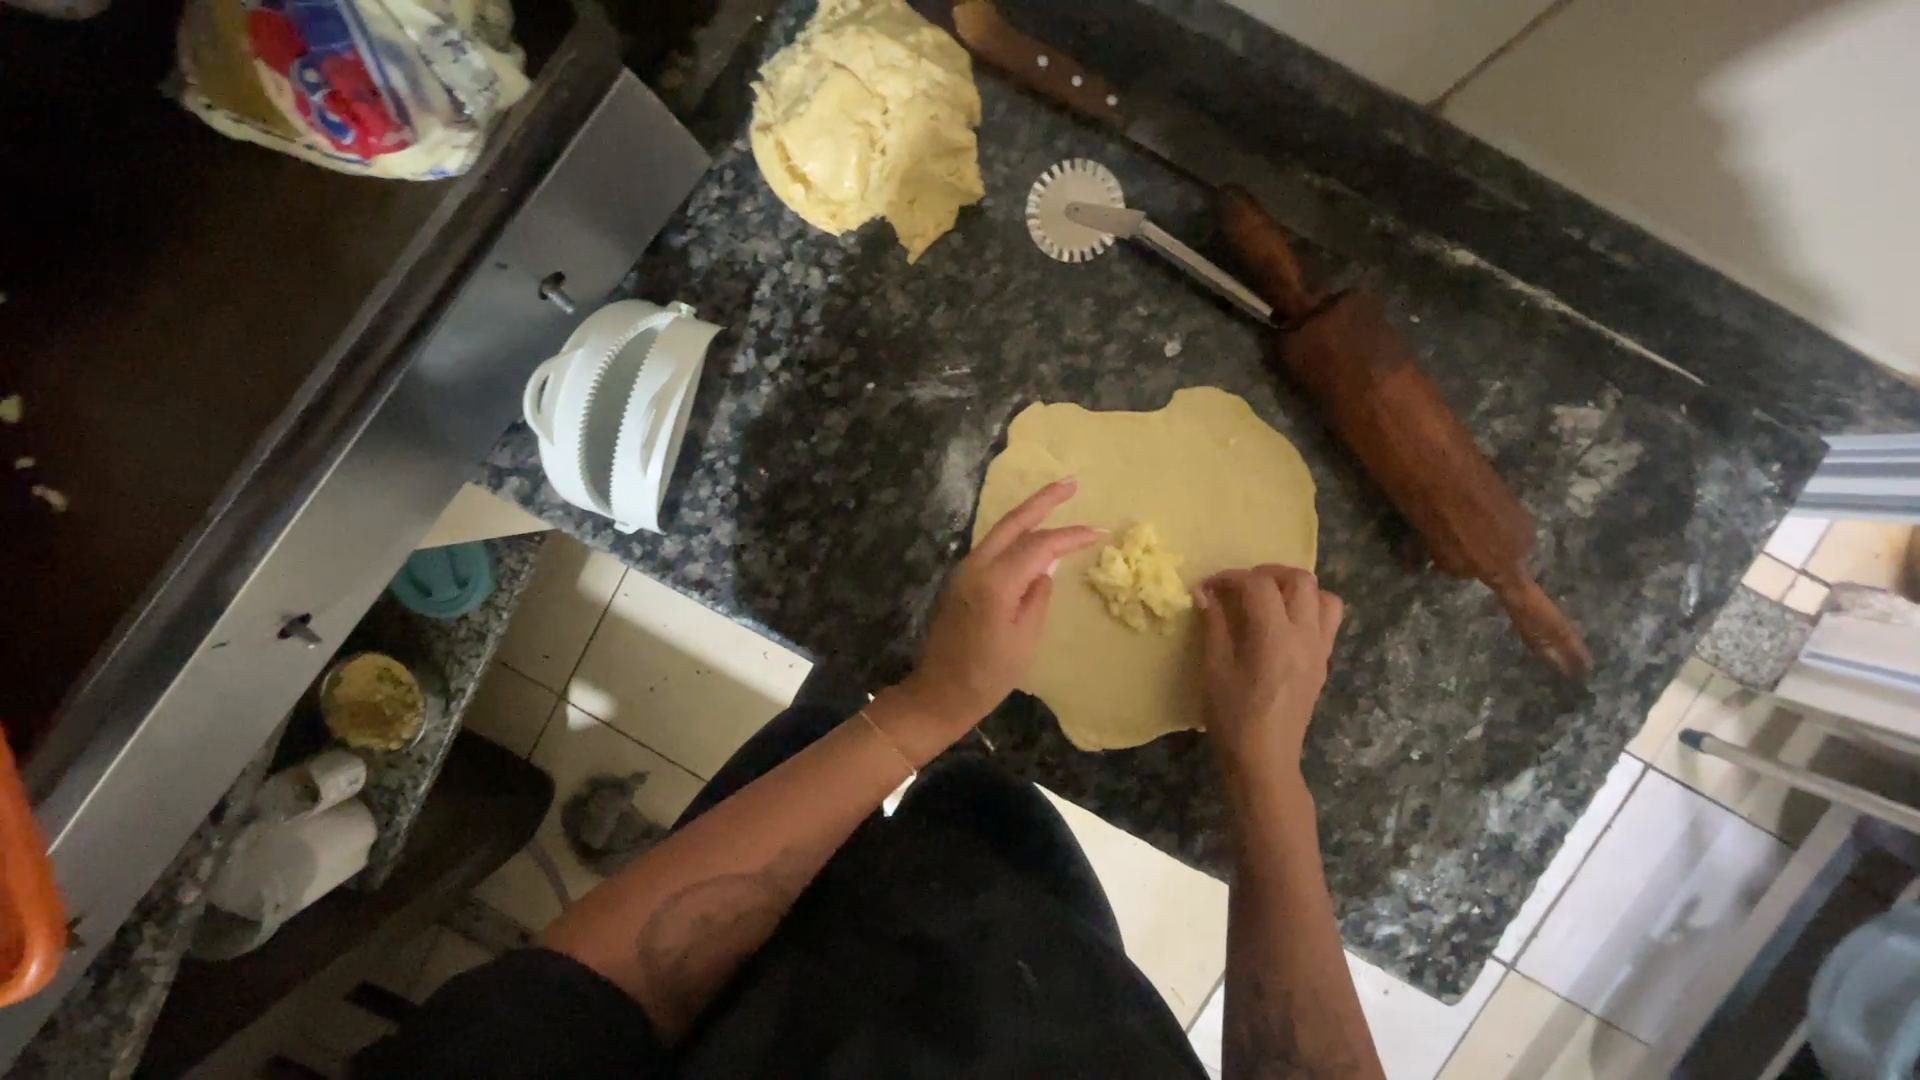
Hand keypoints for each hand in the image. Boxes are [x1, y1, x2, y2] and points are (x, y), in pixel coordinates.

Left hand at [899, 479, 1103, 729]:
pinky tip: (1032, 536)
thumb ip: (1037, 596)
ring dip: (1028, 514)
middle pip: (1013, 522)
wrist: (940, 692)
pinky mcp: (960, 581)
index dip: (1071, 535)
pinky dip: (1015, 536)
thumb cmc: (988, 675)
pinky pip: (992, 548)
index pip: (1039, 546)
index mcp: (995, 582)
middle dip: (1043, 500)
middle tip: (1071, 483)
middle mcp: (975, 566)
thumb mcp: (1024, 638)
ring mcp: (964, 571)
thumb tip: (1045, 569)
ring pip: (1000, 532)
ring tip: (1056, 500)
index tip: (1100, 532)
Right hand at [1195, 565, 1343, 779]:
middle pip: (1300, 580)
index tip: (1208, 587)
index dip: (1230, 577)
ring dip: (1295, 588)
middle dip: (1267, 573)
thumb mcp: (1214, 669)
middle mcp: (1306, 637)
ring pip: (1323, 596)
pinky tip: (1280, 624)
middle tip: (1240, 587)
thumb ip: (1214, 625)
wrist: (1264, 760)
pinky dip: (1307, 609)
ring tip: (1267, 600)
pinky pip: (1327, 621)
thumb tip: (1204, 593)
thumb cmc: (1233, 718)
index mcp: (1275, 638)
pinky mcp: (1323, 662)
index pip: (1259, 585)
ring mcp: (1320, 650)